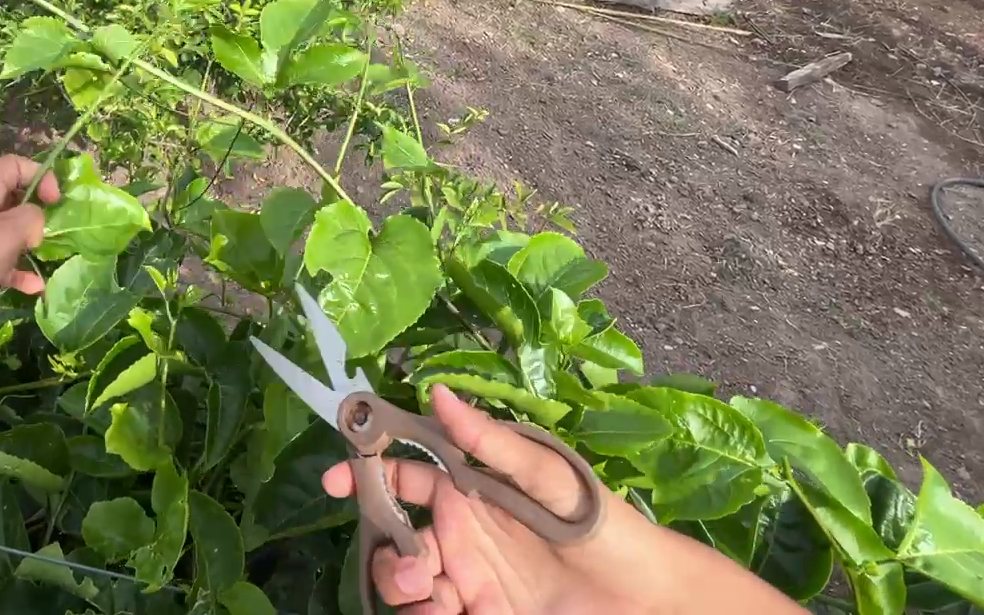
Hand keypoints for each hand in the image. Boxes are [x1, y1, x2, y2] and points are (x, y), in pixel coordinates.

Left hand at [0, 155, 57, 341]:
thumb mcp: (2, 236)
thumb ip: (30, 219)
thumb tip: (36, 223)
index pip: (16, 165)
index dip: (42, 177)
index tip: (56, 204)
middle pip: (14, 198)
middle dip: (39, 214)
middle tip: (56, 236)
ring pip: (7, 233)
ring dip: (30, 245)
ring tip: (49, 261)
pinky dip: (16, 271)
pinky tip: (33, 289)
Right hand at [323, 384, 789, 614]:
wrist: (649, 600)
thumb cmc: (598, 522)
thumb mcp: (545, 474)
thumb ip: (488, 440)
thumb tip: (436, 391)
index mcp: (466, 485)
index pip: (403, 470)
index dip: (366, 470)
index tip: (334, 478)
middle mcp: (458, 528)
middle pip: (393, 529)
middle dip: (384, 543)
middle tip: (411, 564)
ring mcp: (466, 575)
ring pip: (404, 575)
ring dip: (401, 583)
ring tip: (431, 594)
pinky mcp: (479, 614)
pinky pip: (430, 611)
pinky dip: (422, 612)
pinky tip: (442, 611)